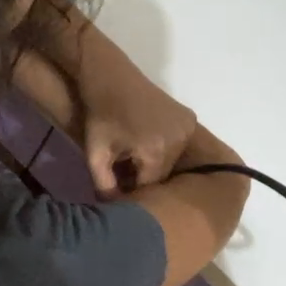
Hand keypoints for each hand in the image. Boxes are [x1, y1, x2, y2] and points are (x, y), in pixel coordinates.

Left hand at [80, 65, 203, 196]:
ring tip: (132, 160)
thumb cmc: (99, 116)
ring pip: (171, 162)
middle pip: (163, 175)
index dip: (132, 191)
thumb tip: (113, 208)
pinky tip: (145, 145)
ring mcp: (187, 128)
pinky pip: (178, 146)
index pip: (149, 187)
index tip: (118, 189)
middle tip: (123, 175)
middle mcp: (179, 141)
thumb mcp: (95, 154)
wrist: (111, 78)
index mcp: (156, 152)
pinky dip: (164, 150)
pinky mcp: (190, 118)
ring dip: (154, 165)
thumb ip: (104, 184)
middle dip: (143, 178)